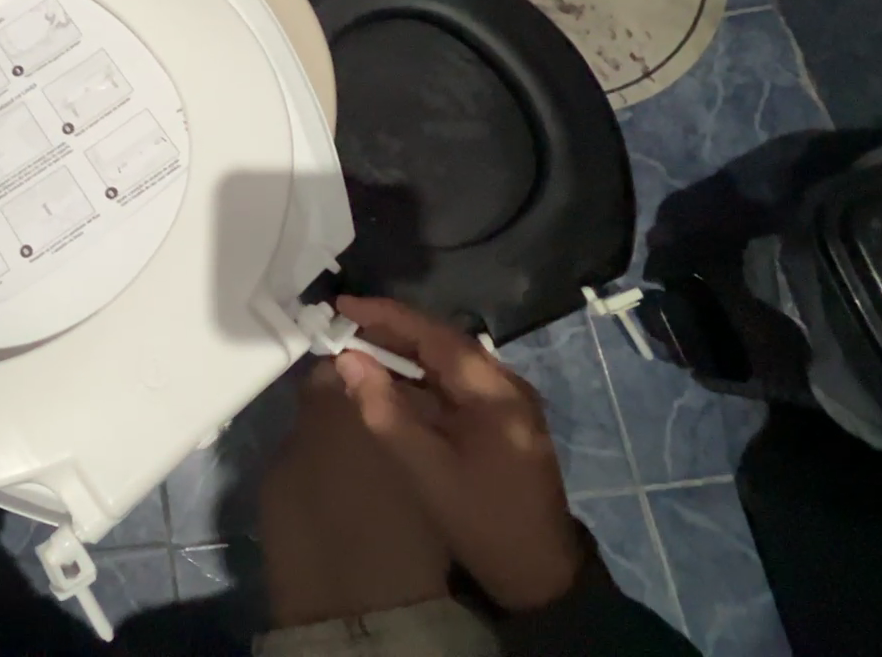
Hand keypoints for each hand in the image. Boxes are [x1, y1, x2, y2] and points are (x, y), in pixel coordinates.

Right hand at [330, 296, 584, 610]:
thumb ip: (384, 410)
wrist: (540, 575)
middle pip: (440, 340)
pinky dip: (417, 373)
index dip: (385, 316)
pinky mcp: (499, 418)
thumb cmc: (483, 520)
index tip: (341, 305)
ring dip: (402, 350)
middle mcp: (504, 383)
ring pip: (445, 359)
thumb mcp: (426, 469)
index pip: (433, 334)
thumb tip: (346, 359)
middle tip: (341, 323)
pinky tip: (389, 377)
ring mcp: (505, 400)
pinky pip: (451, 380)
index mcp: (493, 390)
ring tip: (357, 342)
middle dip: (390, 329)